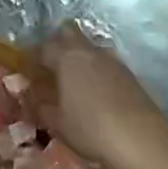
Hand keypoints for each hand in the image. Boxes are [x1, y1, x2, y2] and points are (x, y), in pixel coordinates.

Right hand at [38, 23, 167, 168]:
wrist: (139, 135)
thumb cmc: (90, 129)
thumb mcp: (57, 124)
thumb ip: (41, 106)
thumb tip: (31, 96)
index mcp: (67, 58)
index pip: (44, 47)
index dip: (34, 57)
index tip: (28, 70)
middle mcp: (89, 50)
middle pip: (69, 32)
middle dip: (57, 43)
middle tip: (50, 67)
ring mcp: (110, 57)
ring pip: (88, 45)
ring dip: (78, 55)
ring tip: (72, 82)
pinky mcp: (126, 70)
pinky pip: (103, 60)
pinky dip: (94, 68)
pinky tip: (95, 91)